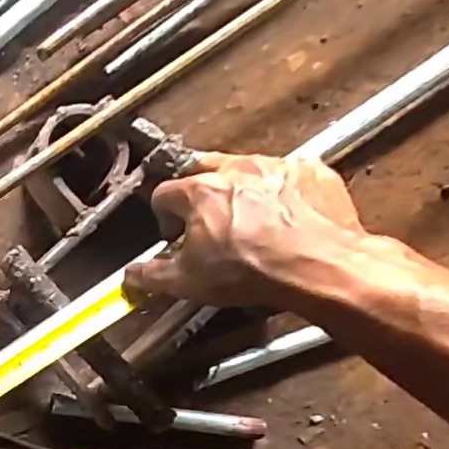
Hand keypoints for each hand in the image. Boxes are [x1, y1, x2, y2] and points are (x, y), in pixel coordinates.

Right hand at [128, 153, 373, 307]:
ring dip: (238, 192)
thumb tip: (130, 275)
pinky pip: (284, 178)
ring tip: (246, 226)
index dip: (163, 218)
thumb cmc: (252, 271)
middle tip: (204, 222)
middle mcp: (237, 168)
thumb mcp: (186, 282)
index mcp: (200, 191)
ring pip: (245, 170)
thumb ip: (150, 275)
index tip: (173, 237)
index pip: (163, 193)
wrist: (318, 267)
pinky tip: (280, 222)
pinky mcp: (311, 172)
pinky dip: (278, 195)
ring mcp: (277, 166)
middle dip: (198, 194)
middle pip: (203, 169)